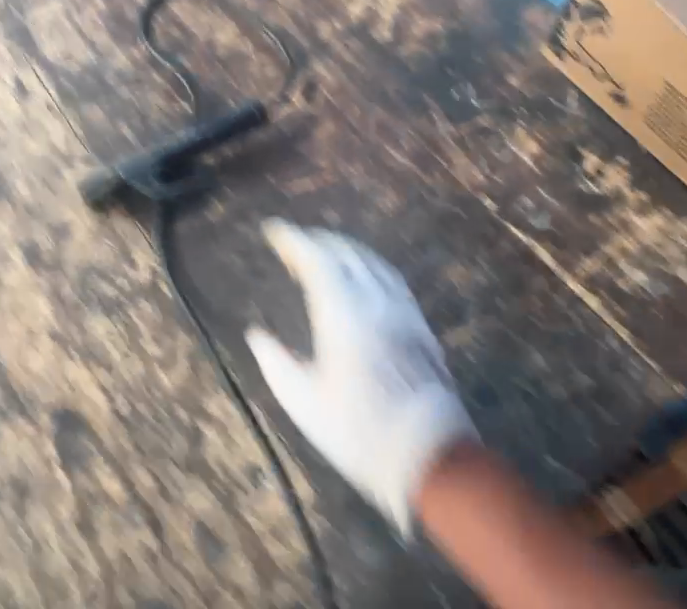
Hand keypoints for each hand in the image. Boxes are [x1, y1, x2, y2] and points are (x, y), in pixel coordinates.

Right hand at [246, 220, 477, 535]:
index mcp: (342, 312)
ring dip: (344, 250)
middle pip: (345, 253)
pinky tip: (363, 277)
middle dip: (317, 241)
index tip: (274, 231)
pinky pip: (390, 278)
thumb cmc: (359, 432)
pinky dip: (368, 265)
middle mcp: (374, 301)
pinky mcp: (419, 325)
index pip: (315, 259)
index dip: (293, 240)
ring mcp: (401, 310)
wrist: (429, 454)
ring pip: (371, 262)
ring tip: (324, 252)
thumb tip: (257, 336)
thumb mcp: (304, 403)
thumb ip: (276, 363)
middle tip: (293, 243)